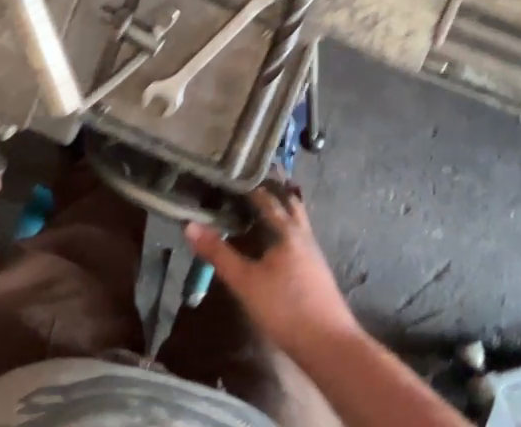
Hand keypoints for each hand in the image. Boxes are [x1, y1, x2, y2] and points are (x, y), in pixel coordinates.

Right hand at [187, 187, 359, 355]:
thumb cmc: (286, 308)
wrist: (331, 347)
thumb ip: (218, 253)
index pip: (267, 198)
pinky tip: (271, 242)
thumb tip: (189, 225)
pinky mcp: (316, 273)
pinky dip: (283, 230)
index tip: (229, 173)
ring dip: (280, 209)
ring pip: (296, 222)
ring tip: (257, 205)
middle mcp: (303, 236)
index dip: (249, 185)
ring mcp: (313, 255)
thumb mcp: (246, 281)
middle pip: (289, 204)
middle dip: (272, 190)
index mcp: (288, 231)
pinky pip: (297, 239)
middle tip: (248, 180)